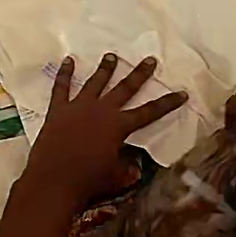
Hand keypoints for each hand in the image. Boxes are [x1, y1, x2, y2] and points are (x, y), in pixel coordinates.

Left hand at [22, 53, 186, 208]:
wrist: (54, 179)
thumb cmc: (88, 180)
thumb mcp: (116, 178)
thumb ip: (127, 170)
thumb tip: (136, 170)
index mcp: (119, 126)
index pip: (149, 112)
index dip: (166, 103)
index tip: (181, 93)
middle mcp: (101, 110)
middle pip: (124, 88)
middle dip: (139, 74)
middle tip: (149, 60)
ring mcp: (78, 107)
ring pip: (95, 82)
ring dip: (105, 69)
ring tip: (112, 56)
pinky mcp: (58, 110)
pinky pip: (61, 87)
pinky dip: (65, 73)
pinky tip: (68, 60)